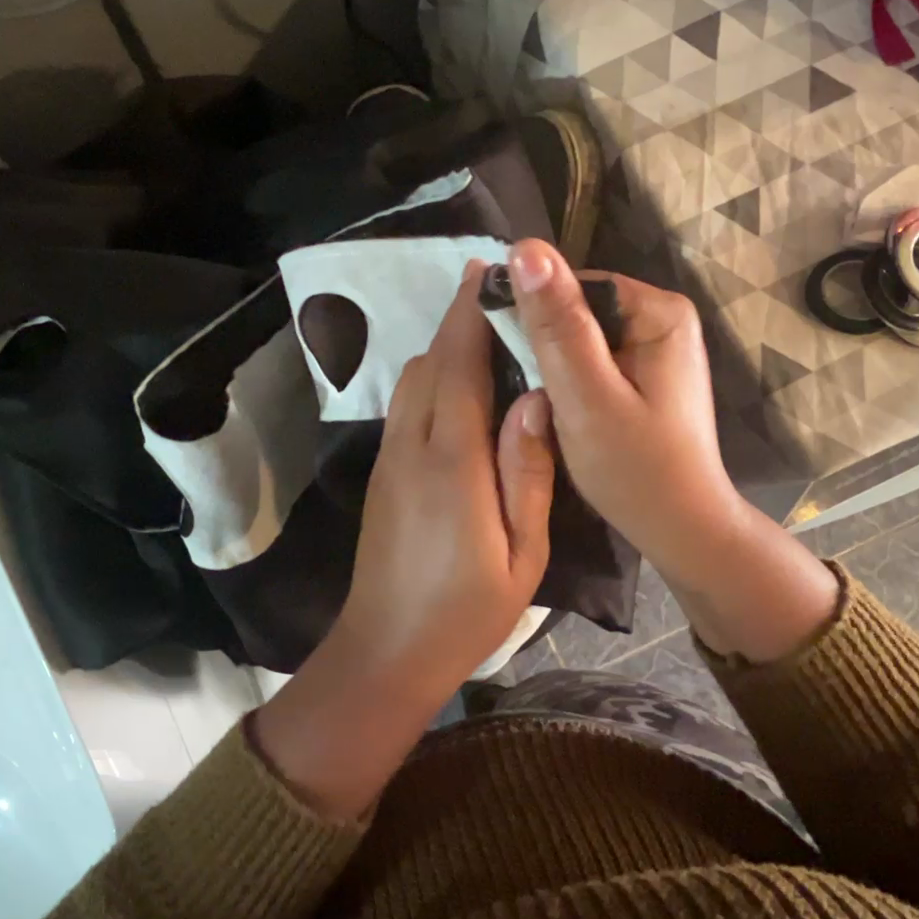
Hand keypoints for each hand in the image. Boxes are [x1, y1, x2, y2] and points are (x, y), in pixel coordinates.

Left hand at [252, 260, 555, 820]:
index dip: (472, 314)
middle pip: (430, 363)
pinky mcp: (381, 474)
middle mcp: (411, 446)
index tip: (488, 269)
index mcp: (451, 461)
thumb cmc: (468, 610)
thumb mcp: (522, 550)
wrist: (388, 649)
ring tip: (481, 332)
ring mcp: (388, 459)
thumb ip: (527, 471)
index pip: (460, 366)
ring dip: (441, 347)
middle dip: (457, 319)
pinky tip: (456, 385)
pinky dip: (429, 377)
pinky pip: (404, 406)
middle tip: (492, 286)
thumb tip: (537, 398)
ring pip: (410, 381)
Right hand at [507, 238, 836, 660]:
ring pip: (580, 339)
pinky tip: (562, 413)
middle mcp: (663, 318)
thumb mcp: (587, 396)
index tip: (510, 361)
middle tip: (530, 395)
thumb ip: (557, 326)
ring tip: (544, 407)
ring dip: (554, 368)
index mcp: (658, 311)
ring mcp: (656, 349)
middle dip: (545, 346)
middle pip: (577, 310)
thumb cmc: (636, 469)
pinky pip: (593, 362)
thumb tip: (525, 247)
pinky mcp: (647, 376)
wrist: (682, 531)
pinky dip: (571, 384)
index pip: (573, 286)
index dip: (534, 317)